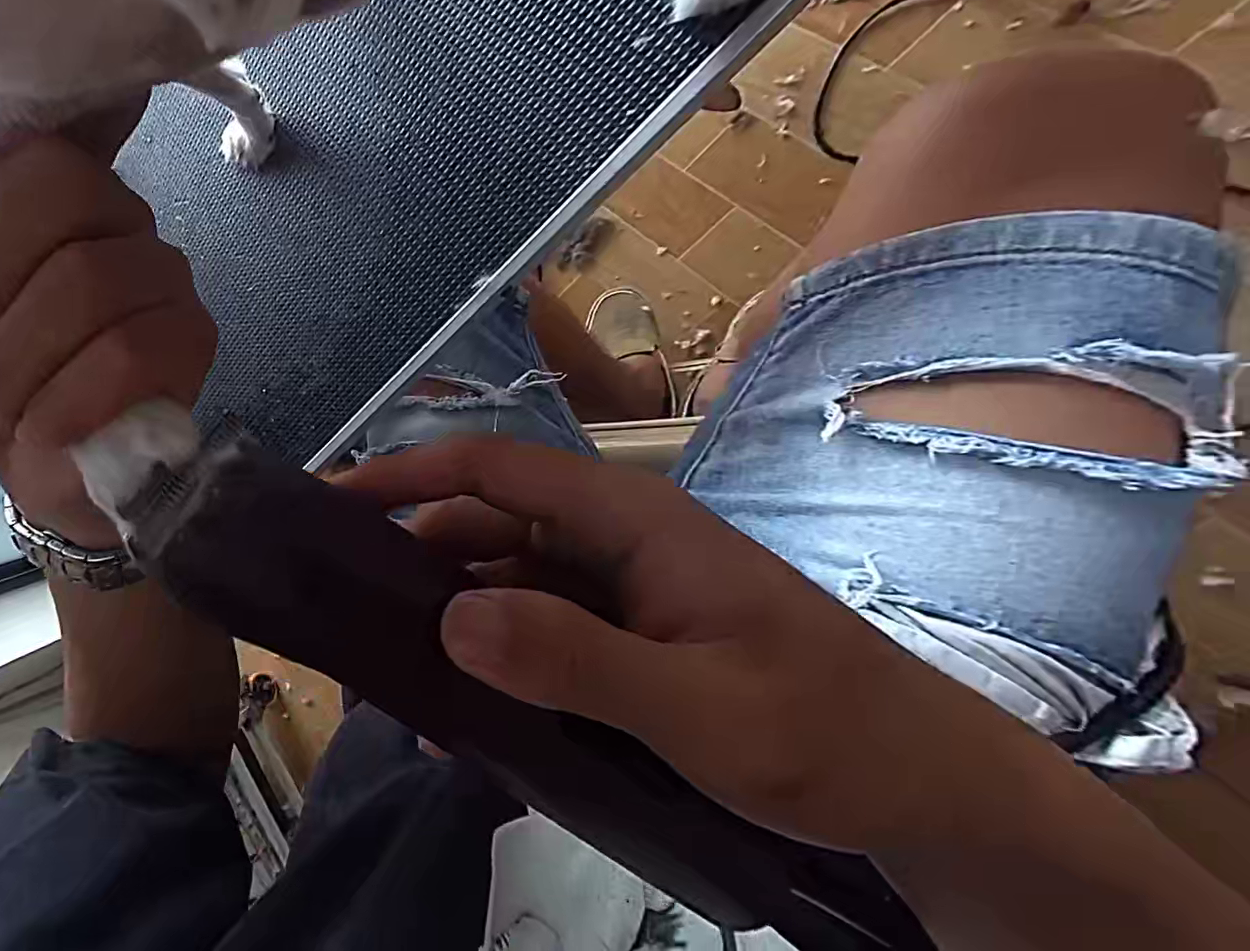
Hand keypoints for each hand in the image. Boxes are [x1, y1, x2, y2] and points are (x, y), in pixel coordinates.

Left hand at [0, 10, 215, 547]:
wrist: (44, 475)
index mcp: (57, 196)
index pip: (28, 148)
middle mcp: (124, 218)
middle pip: (56, 196)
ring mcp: (167, 276)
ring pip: (85, 283)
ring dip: (9, 365)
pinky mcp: (193, 338)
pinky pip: (124, 354)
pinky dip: (61, 404)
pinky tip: (47, 431)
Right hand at [335, 435, 1064, 854]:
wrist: (932, 797)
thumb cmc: (834, 737)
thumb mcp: (704, 709)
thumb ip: (576, 660)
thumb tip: (452, 622)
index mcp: (624, 517)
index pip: (490, 468)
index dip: (405, 474)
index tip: (333, 500)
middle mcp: (605, 536)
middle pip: (480, 524)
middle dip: (410, 564)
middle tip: (350, 619)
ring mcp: (608, 585)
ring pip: (495, 581)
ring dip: (442, 623)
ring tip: (392, 686)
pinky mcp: (612, 630)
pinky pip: (525, 629)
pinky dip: (483, 660)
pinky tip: (458, 719)